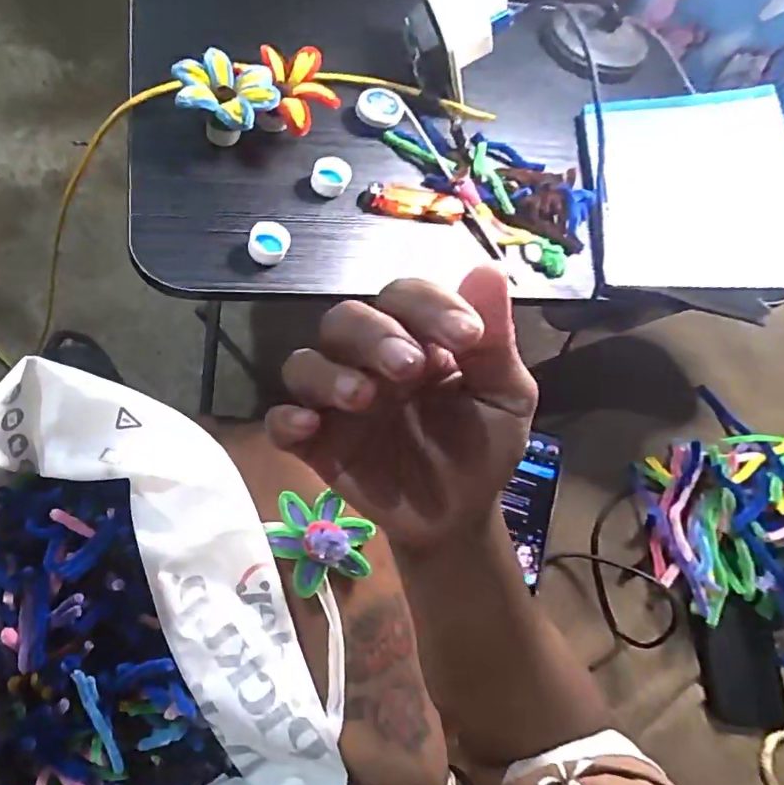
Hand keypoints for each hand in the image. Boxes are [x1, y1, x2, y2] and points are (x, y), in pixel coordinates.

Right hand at [264, 267, 536, 551]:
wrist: (458, 515)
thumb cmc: (480, 447)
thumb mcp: (504, 397)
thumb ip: (494, 343)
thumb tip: (486, 269)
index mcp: (415, 339)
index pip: (403, 297)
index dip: (428, 305)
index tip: (466, 337)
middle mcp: (367, 361)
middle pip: (344, 320)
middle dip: (373, 336)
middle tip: (409, 368)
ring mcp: (336, 402)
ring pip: (304, 363)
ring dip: (328, 373)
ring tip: (363, 398)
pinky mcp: (313, 443)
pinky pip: (279, 421)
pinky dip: (286, 419)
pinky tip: (309, 426)